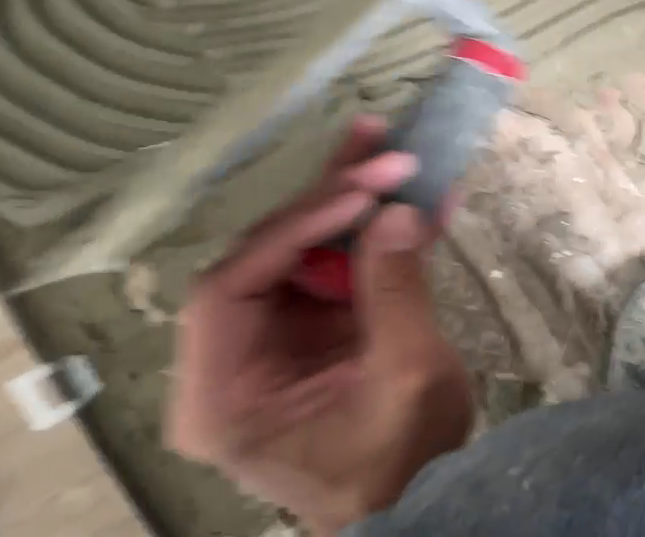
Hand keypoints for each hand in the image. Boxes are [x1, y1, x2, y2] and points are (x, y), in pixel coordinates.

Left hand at [166, 117, 473, 534]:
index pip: (231, 288)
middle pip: (266, 257)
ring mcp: (280, 340)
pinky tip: (420, 196)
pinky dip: (381, 230)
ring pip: (305, 252)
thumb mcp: (405, 375)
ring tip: (389, 146)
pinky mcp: (322, 329)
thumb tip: (399, 210)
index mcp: (224, 391)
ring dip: (351, 199)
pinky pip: (344, 267)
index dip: (294, 230)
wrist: (420, 499)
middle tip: (381, 146)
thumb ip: (397, 291)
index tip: (364, 191)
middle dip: (326, 199)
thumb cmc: (400, 456)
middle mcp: (236, 358)